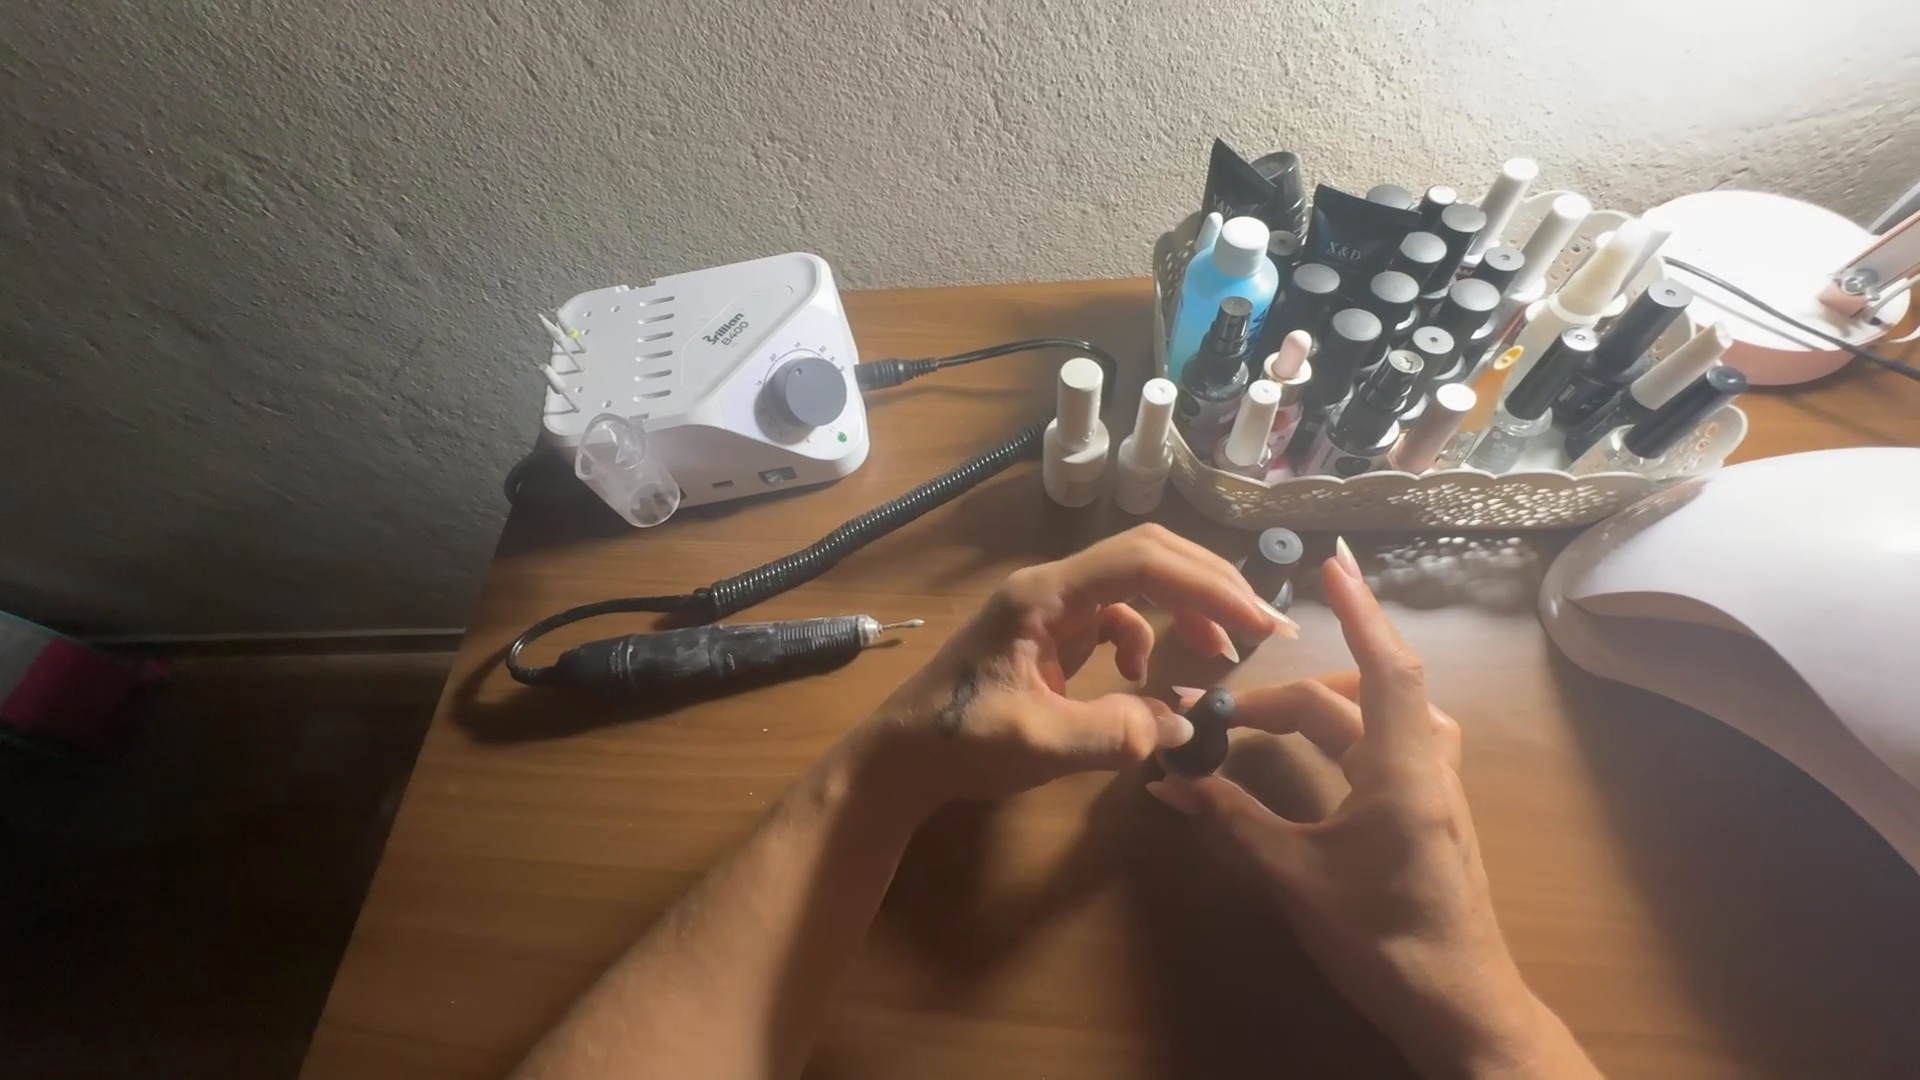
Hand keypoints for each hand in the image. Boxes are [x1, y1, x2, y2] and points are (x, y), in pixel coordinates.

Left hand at [853, 524, 1294, 813]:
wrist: (904, 755)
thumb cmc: (958, 741)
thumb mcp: (1039, 743)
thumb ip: (1116, 732)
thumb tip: (1187, 723)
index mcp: (1043, 595)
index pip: (1139, 562)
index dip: (1205, 585)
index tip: (1256, 622)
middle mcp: (1051, 587)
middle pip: (1144, 556)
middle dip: (1208, 584)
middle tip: (1262, 624)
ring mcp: (1051, 607)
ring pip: (1135, 583)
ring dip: (1184, 607)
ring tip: (1221, 649)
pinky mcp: (1052, 631)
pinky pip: (1116, 616)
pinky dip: (1145, 637)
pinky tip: (1141, 677)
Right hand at [1148, 542, 1597, 1079]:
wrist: (1464, 1014)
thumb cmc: (1382, 942)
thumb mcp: (1293, 876)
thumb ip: (1228, 819)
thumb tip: (1164, 781)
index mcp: (1400, 773)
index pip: (1384, 668)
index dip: (1358, 611)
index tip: (1331, 562)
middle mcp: (1424, 765)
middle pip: (1356, 694)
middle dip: (1282, 696)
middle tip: (1220, 713)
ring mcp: (1432, 786)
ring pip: (1380, 712)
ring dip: (1323, 700)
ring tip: (1270, 714)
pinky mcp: (1428, 806)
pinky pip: (1389, 738)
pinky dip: (1346, 724)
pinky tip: (1319, 747)